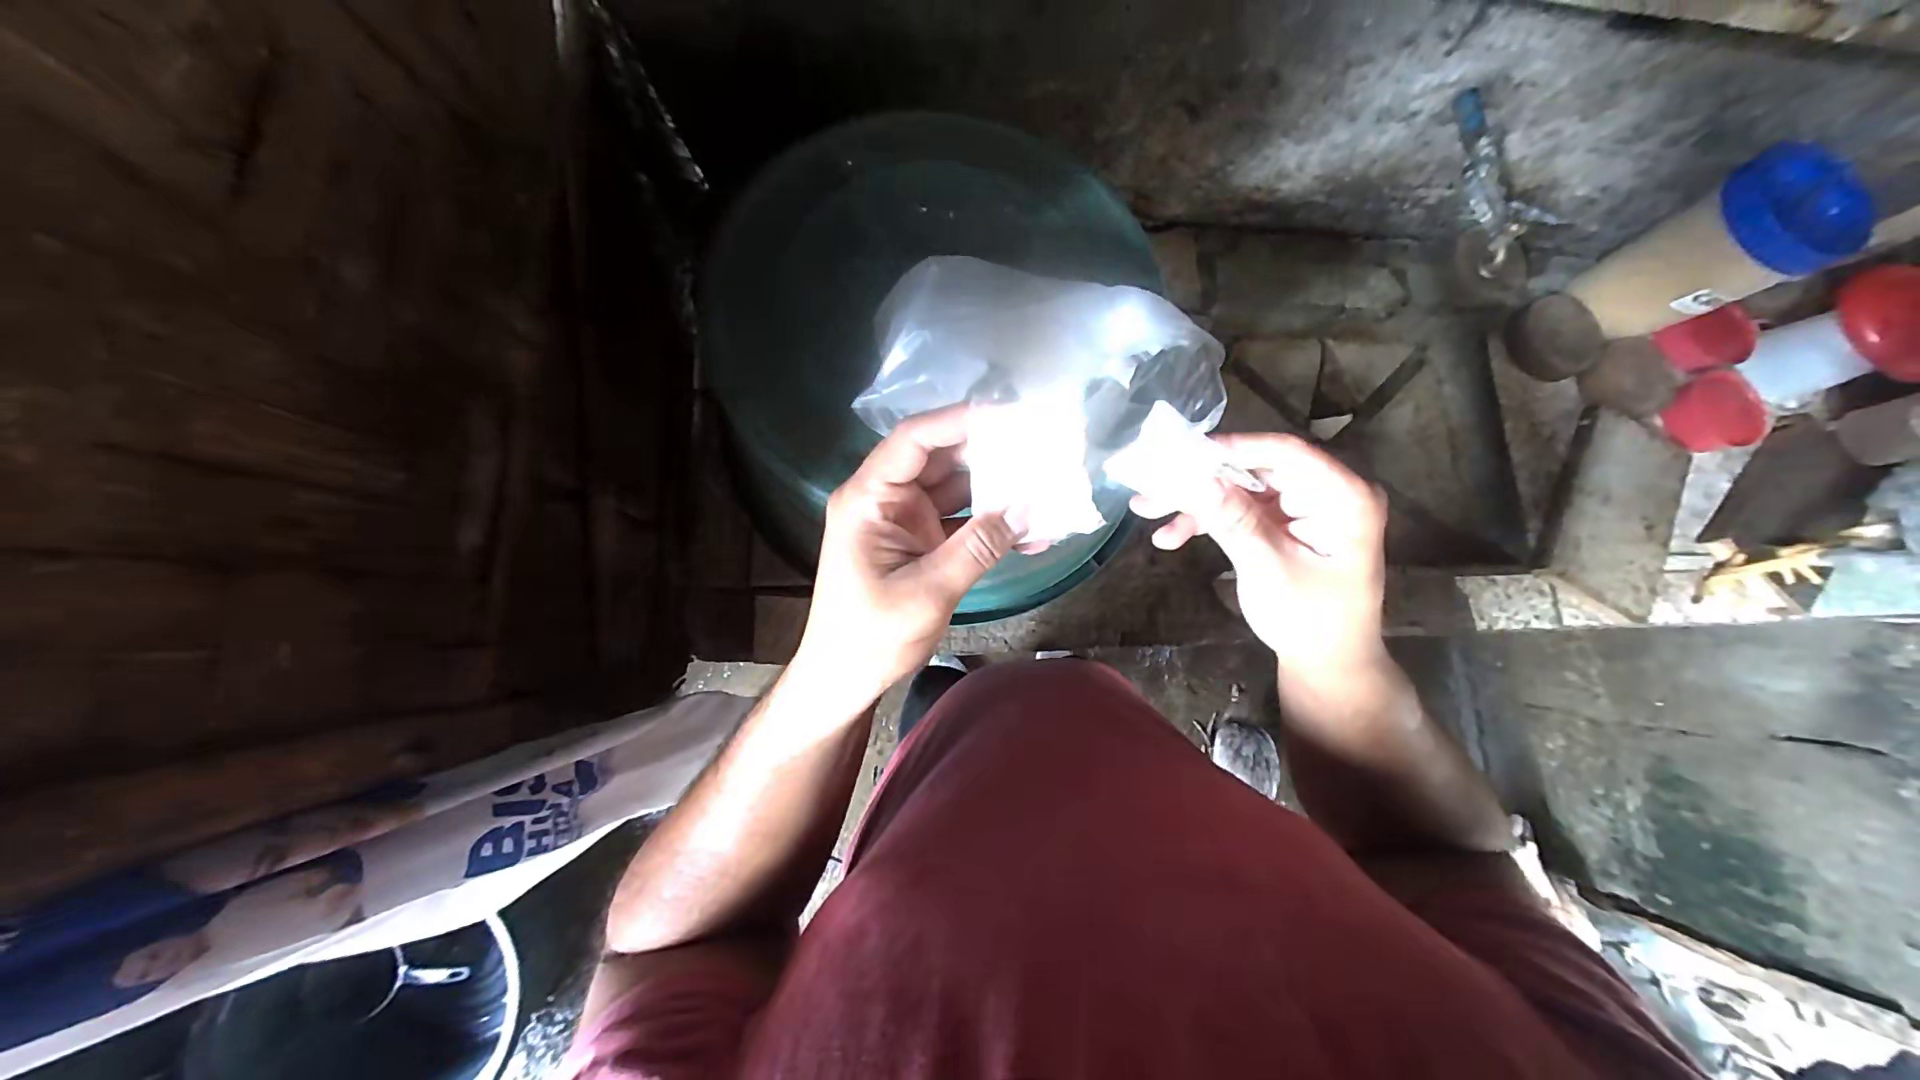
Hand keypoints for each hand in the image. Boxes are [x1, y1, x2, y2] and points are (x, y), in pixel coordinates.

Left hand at [791, 406, 1021, 711]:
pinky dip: (993, 526)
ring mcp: (904, 520)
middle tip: (1044, 447)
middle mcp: (886, 499)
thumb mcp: (928, 591)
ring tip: (1050, 484)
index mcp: (869, 498)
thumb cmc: (871, 637)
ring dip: (999, 489)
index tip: (1012, 415)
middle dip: (992, 452)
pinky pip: (962, 522)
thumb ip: (978, 547)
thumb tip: (1030, 509)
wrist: (845, 679)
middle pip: (942, 459)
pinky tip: (1034, 532)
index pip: (914, 440)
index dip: (961, 421)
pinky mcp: (920, 543)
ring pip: (958, 488)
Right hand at [1129, 433, 1387, 683]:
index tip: (1181, 452)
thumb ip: (1233, 519)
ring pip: (1239, 488)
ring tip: (1147, 510)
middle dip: (1201, 479)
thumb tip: (1195, 477)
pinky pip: (1239, 509)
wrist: (1326, 664)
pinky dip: (1206, 520)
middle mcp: (1326, 492)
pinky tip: (1170, 536)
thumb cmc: (1310, 621)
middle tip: (1151, 484)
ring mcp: (1302, 507)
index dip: (1232, 447)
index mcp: (1343, 497)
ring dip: (1195, 501)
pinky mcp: (1282, 522)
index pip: (1286, 453)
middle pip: (1254, 468)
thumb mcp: (1267, 568)